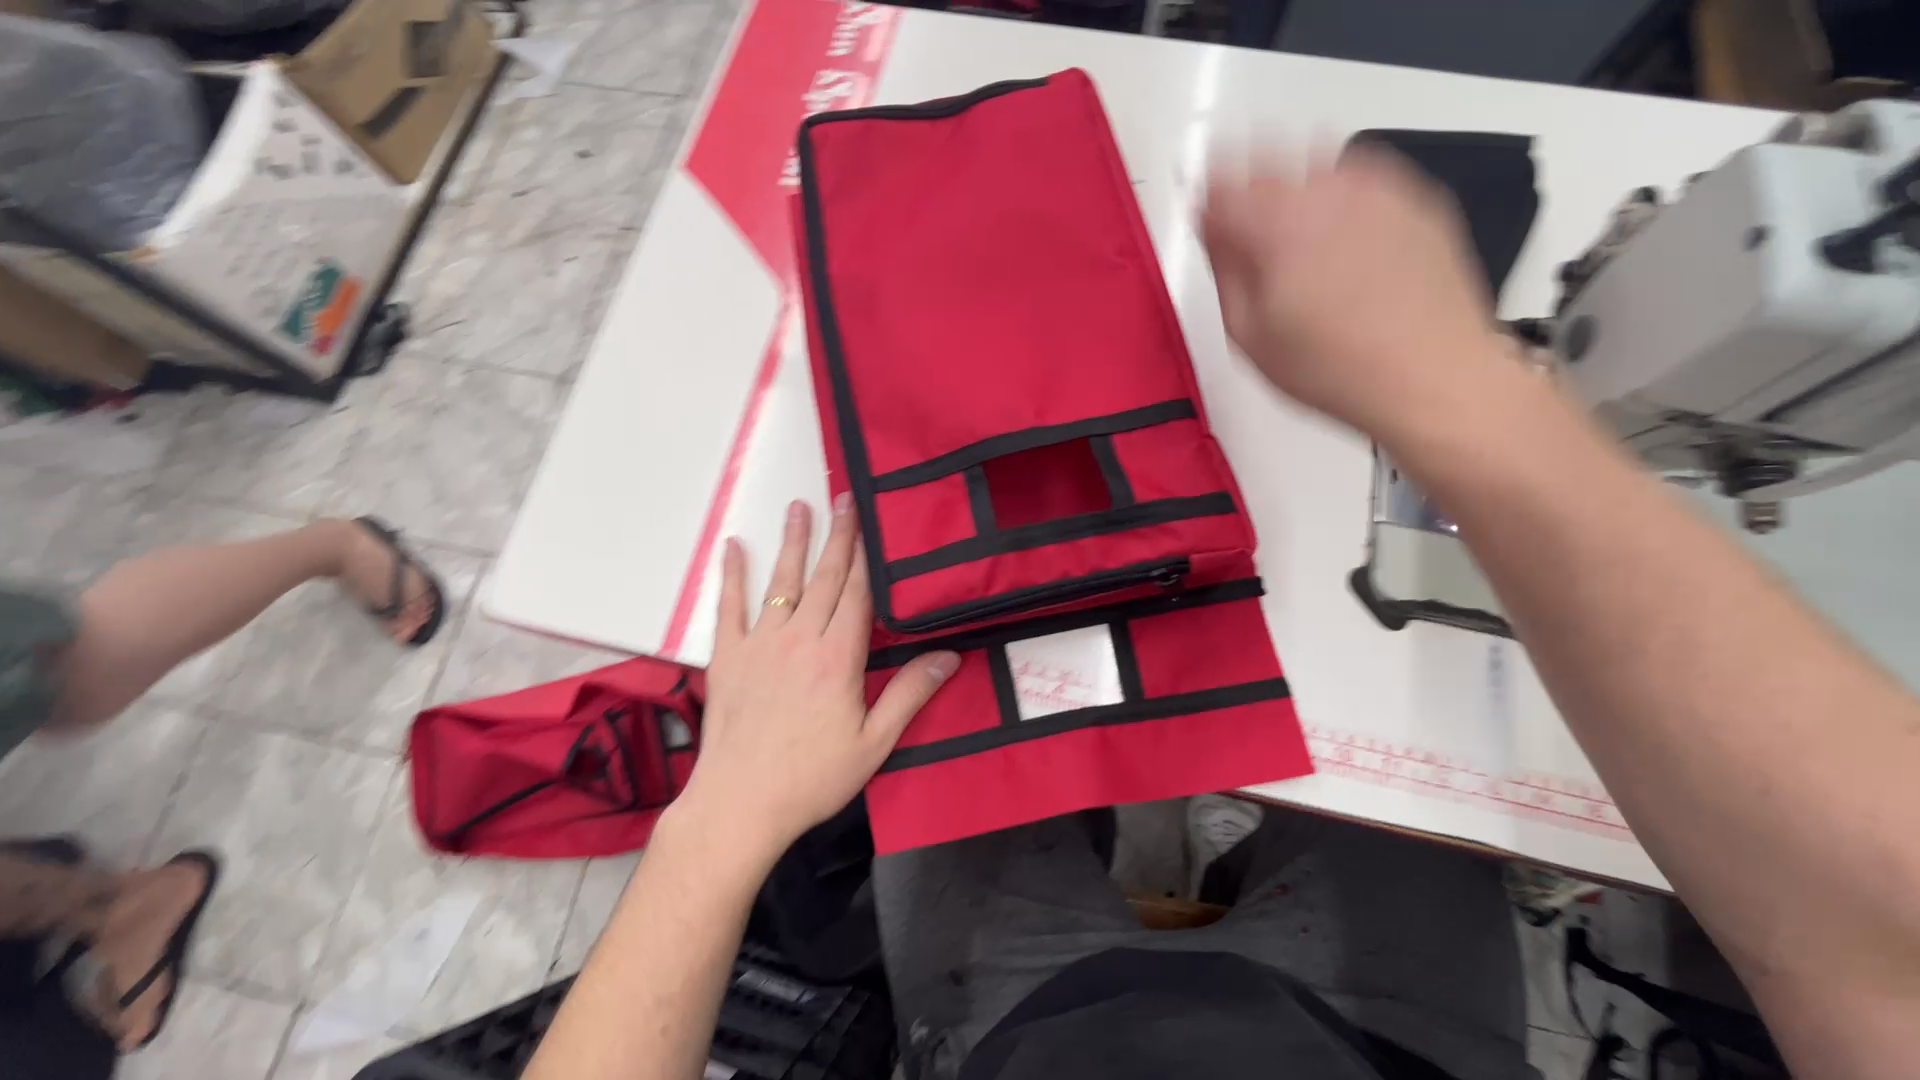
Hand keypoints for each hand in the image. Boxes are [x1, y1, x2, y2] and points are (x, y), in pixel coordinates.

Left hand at [679, 494, 958, 861]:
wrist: (740, 804)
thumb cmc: (812, 779)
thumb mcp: (874, 743)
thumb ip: (909, 694)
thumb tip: (949, 656)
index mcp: (838, 657)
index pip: (858, 593)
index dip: (866, 554)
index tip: (871, 518)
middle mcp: (799, 639)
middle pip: (824, 578)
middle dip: (838, 536)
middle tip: (845, 497)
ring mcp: (760, 645)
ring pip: (782, 583)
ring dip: (793, 543)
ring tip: (800, 507)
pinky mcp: (727, 658)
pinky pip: (729, 607)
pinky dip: (731, 575)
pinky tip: (734, 547)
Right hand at [1200, 145, 1512, 438]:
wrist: (1431, 376)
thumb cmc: (1339, 368)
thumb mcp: (1249, 334)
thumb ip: (1223, 267)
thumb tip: (1213, 230)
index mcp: (1275, 222)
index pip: (1220, 182)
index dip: (1205, 201)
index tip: (1206, 219)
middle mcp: (1326, 190)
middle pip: (1269, 161)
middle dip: (1250, 193)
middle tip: (1248, 238)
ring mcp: (1378, 189)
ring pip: (1317, 164)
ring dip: (1297, 192)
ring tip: (1299, 247)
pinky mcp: (1416, 199)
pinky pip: (1364, 181)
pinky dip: (1344, 203)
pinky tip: (1344, 251)